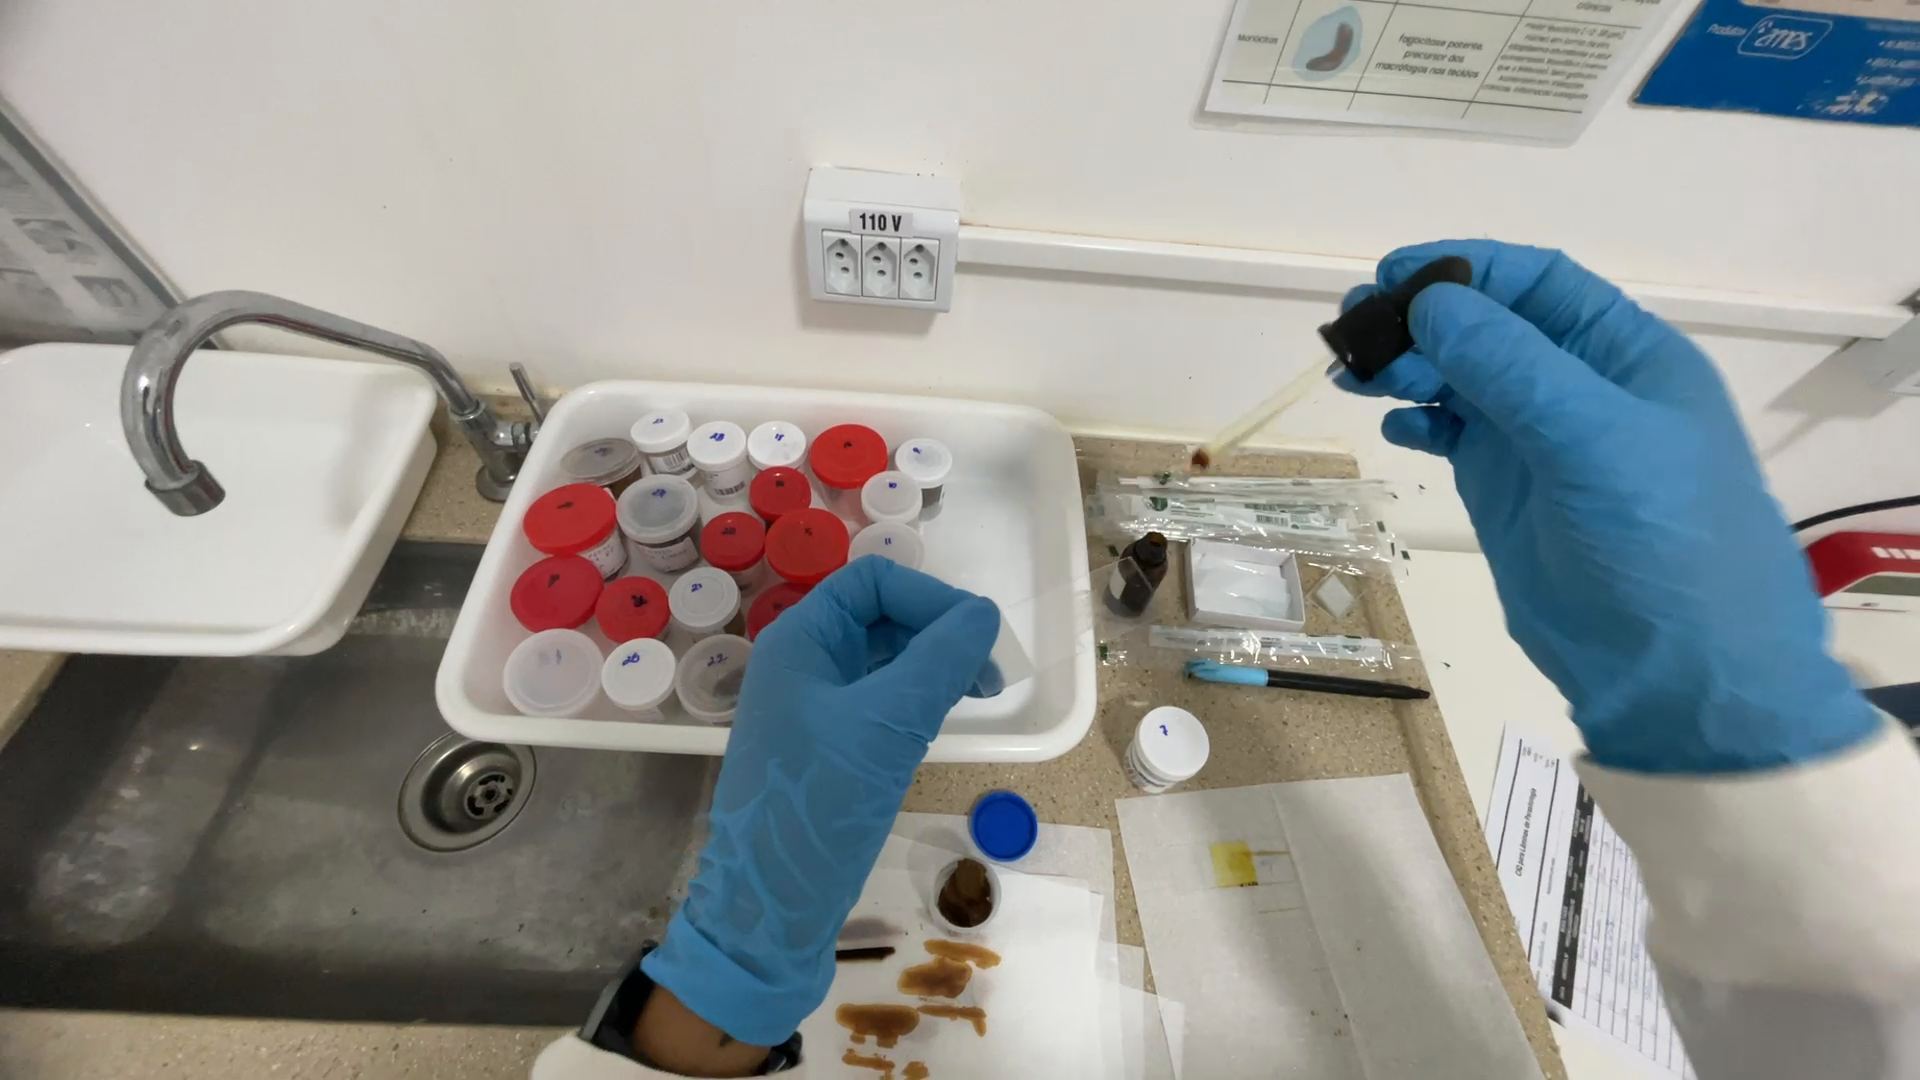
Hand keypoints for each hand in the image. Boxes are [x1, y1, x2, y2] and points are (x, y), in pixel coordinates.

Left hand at [640, 556, 999, 1046]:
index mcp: (803, 639)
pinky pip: (884, 694)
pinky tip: (947, 712)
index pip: (875, 583)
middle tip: (991, 672)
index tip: (978, 637)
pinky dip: (921, 694)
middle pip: (884, 614)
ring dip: (937, 663)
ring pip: (888, 655)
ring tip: (982, 690)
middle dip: (940, 632)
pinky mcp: (833, 738)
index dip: (930, 598)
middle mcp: (807, 659)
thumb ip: (940, 659)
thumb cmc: (820, 803)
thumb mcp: (887, 723)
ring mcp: (818, 701)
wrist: (771, 908)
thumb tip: (984, 615)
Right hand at [1339, 240, 1877, 773]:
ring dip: (1403, 371)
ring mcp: (1532, 436)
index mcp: (1620, 355)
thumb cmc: (1651, 538)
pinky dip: (1415, 423)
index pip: (1536, 285)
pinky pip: (1447, 432)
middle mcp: (1573, 386)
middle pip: (1483, 328)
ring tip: (1352, 379)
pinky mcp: (1498, 481)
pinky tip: (1394, 429)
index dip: (1464, 269)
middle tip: (1350, 333)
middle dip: (1418, 322)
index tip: (1389, 274)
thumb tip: (1429, 303)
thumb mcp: (1590, 438)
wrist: (1661, 659)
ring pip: (1456, 378)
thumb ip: (1511, 367)